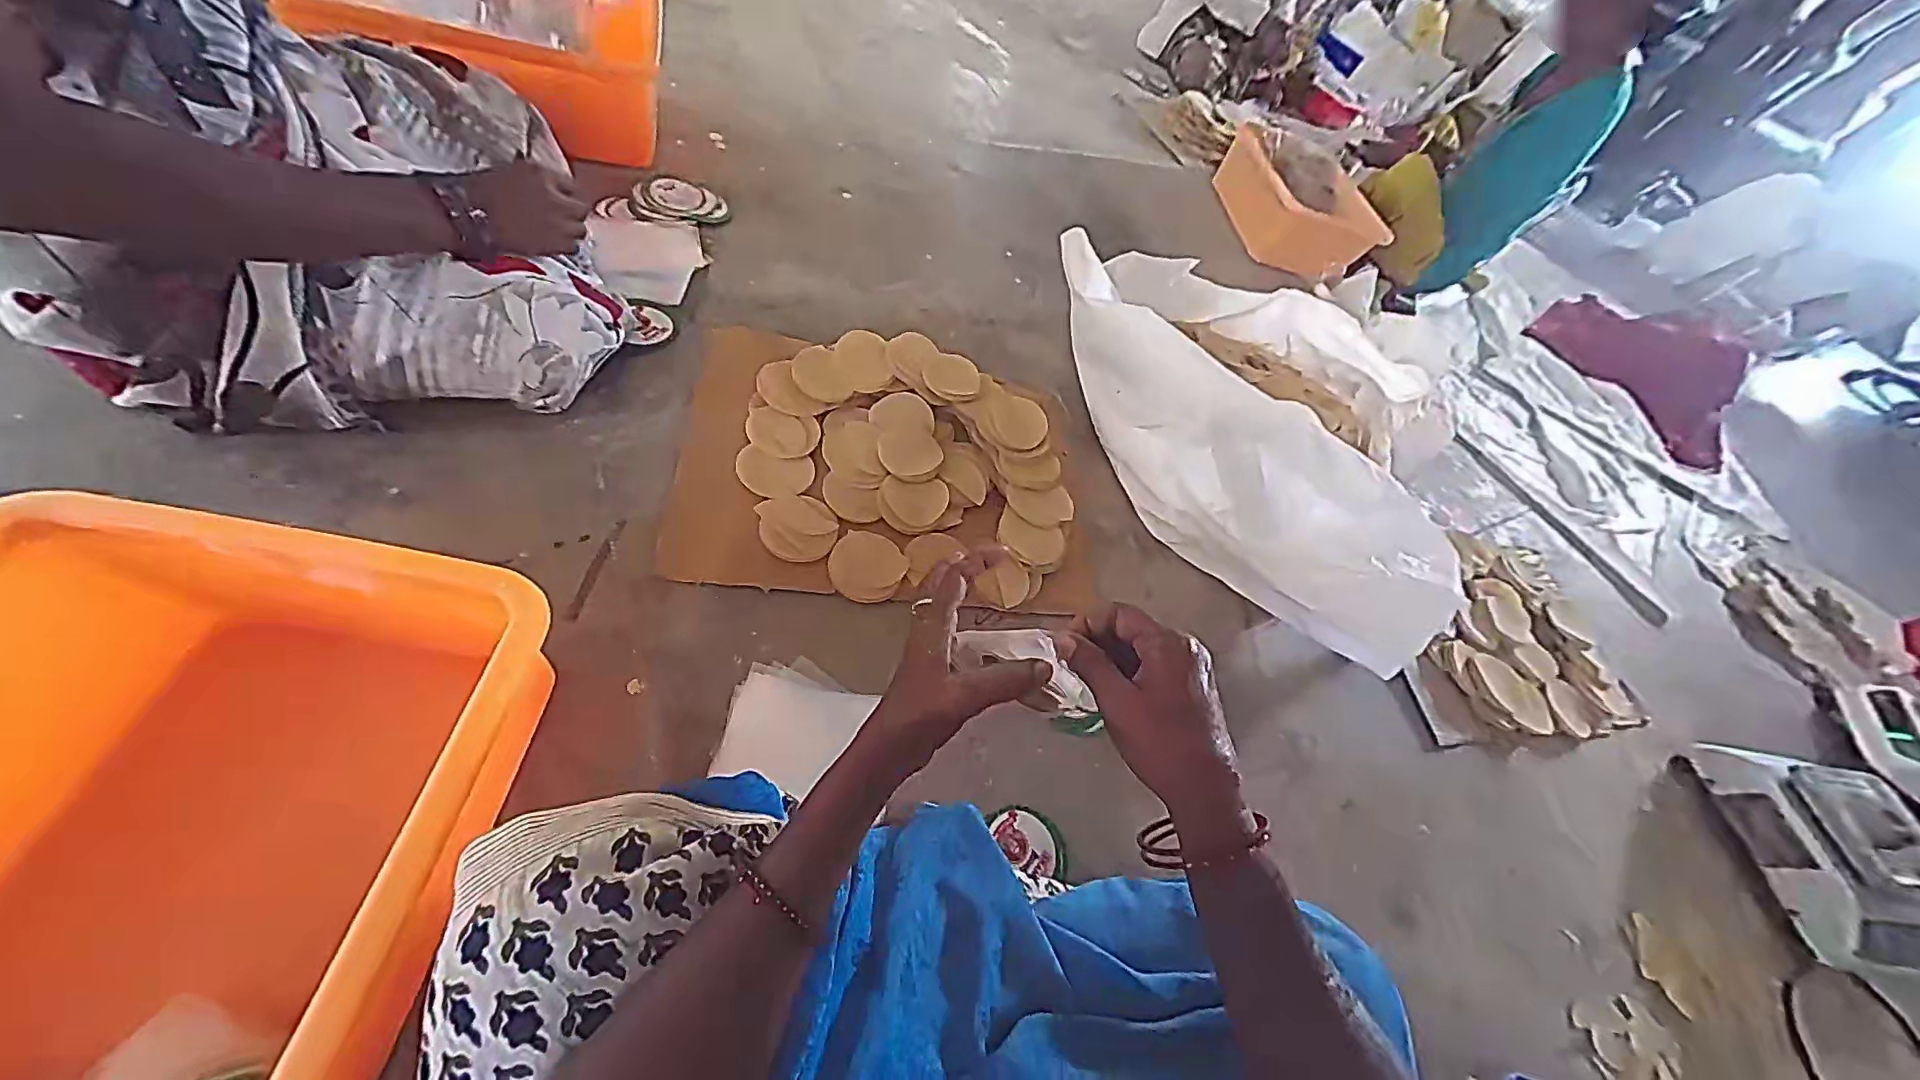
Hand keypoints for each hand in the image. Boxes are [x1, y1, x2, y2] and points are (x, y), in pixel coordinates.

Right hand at [463, 159, 587, 254]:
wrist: (472, 216)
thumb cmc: (484, 192)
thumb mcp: (509, 171)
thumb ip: (534, 176)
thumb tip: (549, 180)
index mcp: (542, 175)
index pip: (572, 186)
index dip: (567, 195)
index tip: (562, 200)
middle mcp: (555, 198)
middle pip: (581, 209)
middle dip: (573, 213)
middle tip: (562, 217)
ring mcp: (558, 222)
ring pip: (581, 229)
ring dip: (572, 230)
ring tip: (558, 231)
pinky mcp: (556, 243)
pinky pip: (573, 246)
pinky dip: (566, 246)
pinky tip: (554, 243)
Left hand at [859, 546, 1051, 781]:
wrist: (889, 748)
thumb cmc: (919, 715)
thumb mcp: (965, 695)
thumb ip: (1006, 680)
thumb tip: (1045, 665)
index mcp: (932, 627)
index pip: (953, 579)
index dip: (976, 561)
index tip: (1003, 553)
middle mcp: (929, 632)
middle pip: (941, 587)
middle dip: (964, 568)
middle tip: (988, 561)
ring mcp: (930, 651)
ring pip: (946, 611)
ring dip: (964, 595)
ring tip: (987, 590)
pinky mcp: (934, 672)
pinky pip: (956, 640)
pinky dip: (974, 632)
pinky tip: (992, 646)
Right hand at [1057, 605, 1252, 839]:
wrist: (1204, 788)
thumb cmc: (1159, 744)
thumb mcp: (1116, 701)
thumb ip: (1089, 663)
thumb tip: (1063, 638)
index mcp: (1168, 644)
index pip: (1120, 614)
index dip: (1087, 623)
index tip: (1065, 645)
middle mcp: (1184, 646)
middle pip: (1132, 627)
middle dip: (1098, 640)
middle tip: (1070, 662)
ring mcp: (1191, 665)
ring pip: (1142, 646)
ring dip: (1112, 656)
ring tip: (1086, 676)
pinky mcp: (1192, 684)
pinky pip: (1155, 663)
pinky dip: (1130, 669)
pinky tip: (1111, 689)